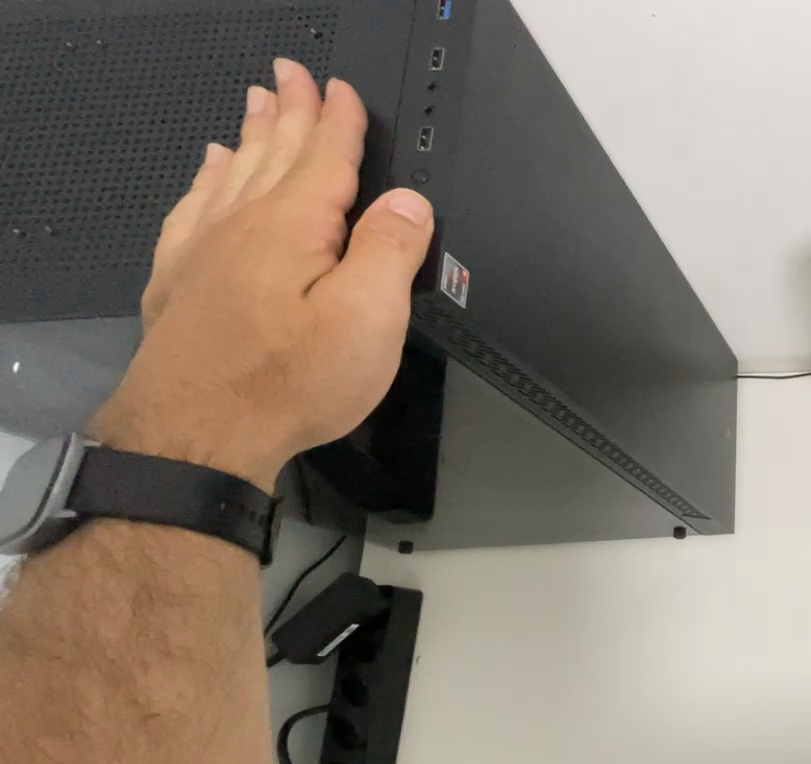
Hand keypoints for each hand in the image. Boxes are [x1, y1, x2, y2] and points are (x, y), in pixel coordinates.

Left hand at [90, 59, 434, 488]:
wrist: (203, 426)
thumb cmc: (296, 378)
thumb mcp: (369, 318)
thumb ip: (391, 253)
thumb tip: (409, 202)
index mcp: (292, 230)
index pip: (322, 162)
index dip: (337, 125)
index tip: (340, 89)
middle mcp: (241, 226)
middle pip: (272, 156)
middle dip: (288, 113)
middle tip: (290, 73)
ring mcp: (204, 250)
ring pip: (231, 174)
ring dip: (250, 136)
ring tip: (257, 103)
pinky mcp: (184, 279)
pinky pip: (196, 207)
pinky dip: (208, 179)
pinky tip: (211, 168)